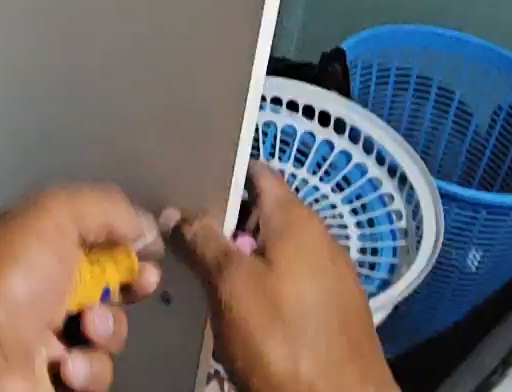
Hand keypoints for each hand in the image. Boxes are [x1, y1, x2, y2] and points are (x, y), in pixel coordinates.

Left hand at [0, 185, 162, 390]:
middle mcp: (52, 282)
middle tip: (138, 287)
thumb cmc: (15, 276)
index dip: (130, 240)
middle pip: (113, 282)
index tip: (150, 252)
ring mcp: (56, 333)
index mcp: (46, 239)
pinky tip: (68, 366)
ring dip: (107, 329)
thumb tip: (147, 225)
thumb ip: (105, 209)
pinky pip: (97, 372)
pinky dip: (89, 369)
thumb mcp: (56, 215)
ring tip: (84, 330)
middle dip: (131, 286)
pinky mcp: (62, 375)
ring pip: (111, 330)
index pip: (100, 233)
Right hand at [164, 165, 396, 391]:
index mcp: (297, 218)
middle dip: (224, 223)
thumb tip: (175, 212)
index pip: (255, 172)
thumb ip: (201, 240)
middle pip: (263, 213)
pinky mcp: (336, 314)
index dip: (220, 174)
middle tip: (184, 236)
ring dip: (242, 259)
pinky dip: (265, 286)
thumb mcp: (230, 284)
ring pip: (275, 251)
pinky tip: (241, 310)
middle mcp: (321, 237)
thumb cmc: (283, 339)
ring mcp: (333, 277)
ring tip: (204, 275)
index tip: (185, 186)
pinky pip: (292, 282)